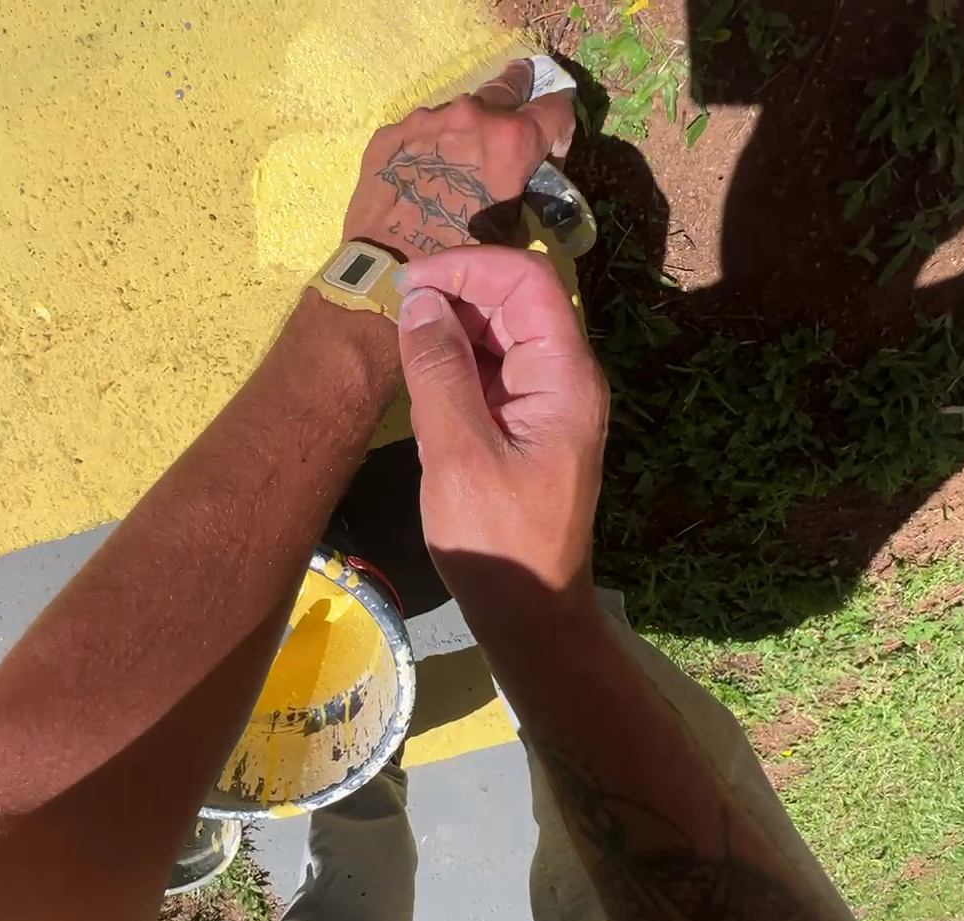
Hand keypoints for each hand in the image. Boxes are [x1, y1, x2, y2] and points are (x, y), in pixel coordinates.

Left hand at [341, 59, 574, 260]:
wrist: (387, 267)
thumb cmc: (458, 257)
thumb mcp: (510, 232)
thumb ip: (522, 193)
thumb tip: (520, 185)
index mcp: (510, 140)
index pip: (556, 109)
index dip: (559, 131)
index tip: (549, 150)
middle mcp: (471, 115)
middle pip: (508, 87)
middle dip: (517, 104)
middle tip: (512, 127)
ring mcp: (427, 118)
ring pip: (459, 111)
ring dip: (467, 131)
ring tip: (457, 166)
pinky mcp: (391, 133)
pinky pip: (420, 131)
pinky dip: (429, 148)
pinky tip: (422, 177)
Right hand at [396, 247, 608, 610]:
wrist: (528, 609)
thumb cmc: (495, 538)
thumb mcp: (457, 453)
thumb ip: (438, 371)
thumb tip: (420, 302)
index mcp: (565, 378)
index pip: (527, 284)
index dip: (468, 268)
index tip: (410, 284)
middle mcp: (566, 380)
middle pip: (516, 305)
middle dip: (456, 296)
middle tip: (397, 314)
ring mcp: (548, 404)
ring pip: (502, 339)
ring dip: (453, 333)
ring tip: (405, 348)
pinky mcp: (527, 427)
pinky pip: (494, 376)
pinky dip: (458, 368)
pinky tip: (425, 382)